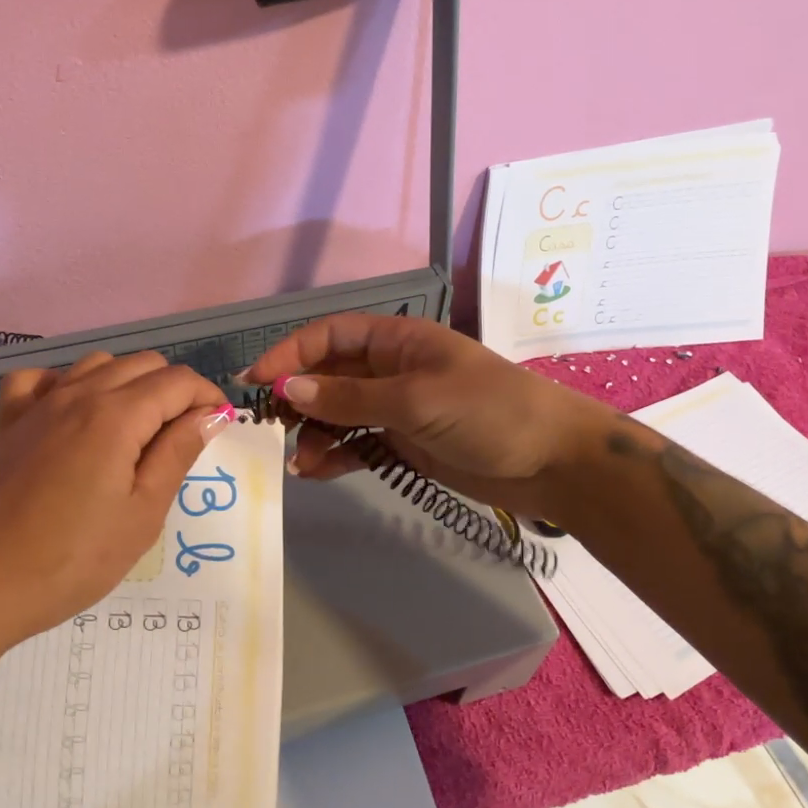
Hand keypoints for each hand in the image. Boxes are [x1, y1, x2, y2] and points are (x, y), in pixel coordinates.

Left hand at [0, 352, 232, 645]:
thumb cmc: (73, 560)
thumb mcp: (142, 513)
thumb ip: (178, 454)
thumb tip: (210, 415)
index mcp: (117, 415)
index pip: (177, 381)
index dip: (208, 397)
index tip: (221, 427)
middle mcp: (78, 394)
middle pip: (142, 364)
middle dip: (174, 389)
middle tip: (185, 437)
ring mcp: (38, 406)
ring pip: (97, 364)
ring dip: (129, 382)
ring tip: (139, 429)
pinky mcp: (9, 425)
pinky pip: (42, 379)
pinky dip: (69, 383)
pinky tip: (76, 414)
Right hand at [240, 314, 614, 518]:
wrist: (552, 462)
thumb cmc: (488, 413)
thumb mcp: (415, 399)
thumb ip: (349, 397)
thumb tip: (287, 388)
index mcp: (398, 341)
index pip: (330, 335)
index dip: (290, 353)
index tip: (255, 380)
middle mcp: (392, 370)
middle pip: (329, 375)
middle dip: (296, 397)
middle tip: (268, 428)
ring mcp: (398, 408)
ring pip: (339, 413)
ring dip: (313, 432)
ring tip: (295, 460)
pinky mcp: (406, 444)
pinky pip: (358, 444)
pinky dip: (335, 455)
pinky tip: (314, 472)